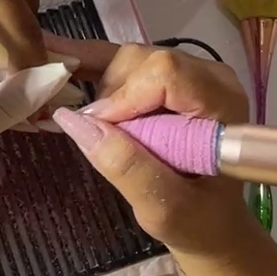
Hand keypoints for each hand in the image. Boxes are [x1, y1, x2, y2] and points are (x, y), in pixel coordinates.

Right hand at [44, 37, 264, 259]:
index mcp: (222, 105)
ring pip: (126, 58)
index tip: (101, 134)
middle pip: (141, 60)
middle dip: (110, 96)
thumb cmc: (197, 220)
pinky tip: (55, 54)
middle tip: (101, 136)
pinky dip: (88, 63)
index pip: (165, 73)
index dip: (123, 99)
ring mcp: (187, 72)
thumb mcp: (165, 209)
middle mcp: (209, 77)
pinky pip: (120, 60)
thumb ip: (128, 167)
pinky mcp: (164, 77)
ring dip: (102, 90)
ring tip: (97, 125)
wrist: (210, 221)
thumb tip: (75, 122)